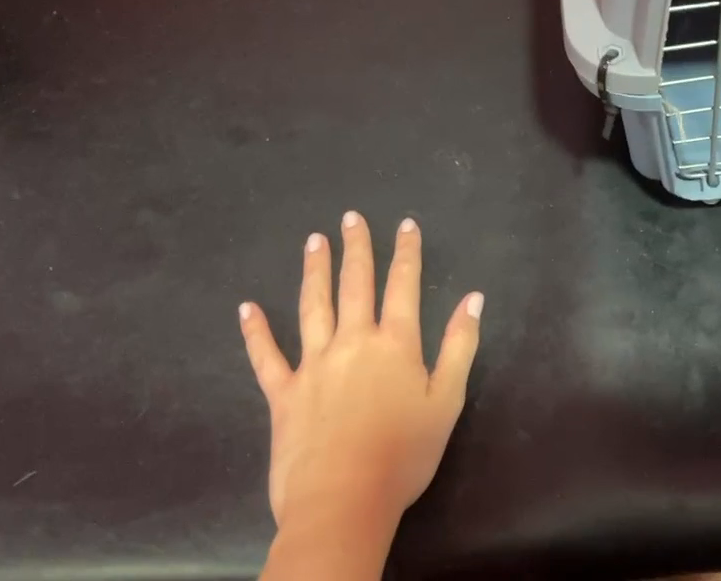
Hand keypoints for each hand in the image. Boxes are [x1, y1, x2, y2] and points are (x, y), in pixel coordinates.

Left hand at [240, 211, 482, 533]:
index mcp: (395, 343)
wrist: (342, 502)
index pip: (403, 285)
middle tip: (350, 217)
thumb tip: (473, 298)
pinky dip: (256, 331)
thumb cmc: (403, 454)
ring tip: (313, 241)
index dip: (406, 252)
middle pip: (355, 284)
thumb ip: (460, 345)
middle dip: (356, 248)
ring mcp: (313, 365)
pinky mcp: (283, 394)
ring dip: (314, 271)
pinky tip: (246, 308)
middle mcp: (353, 342)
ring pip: (313, 306)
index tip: (405, 224)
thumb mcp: (447, 400)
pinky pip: (266, 356)